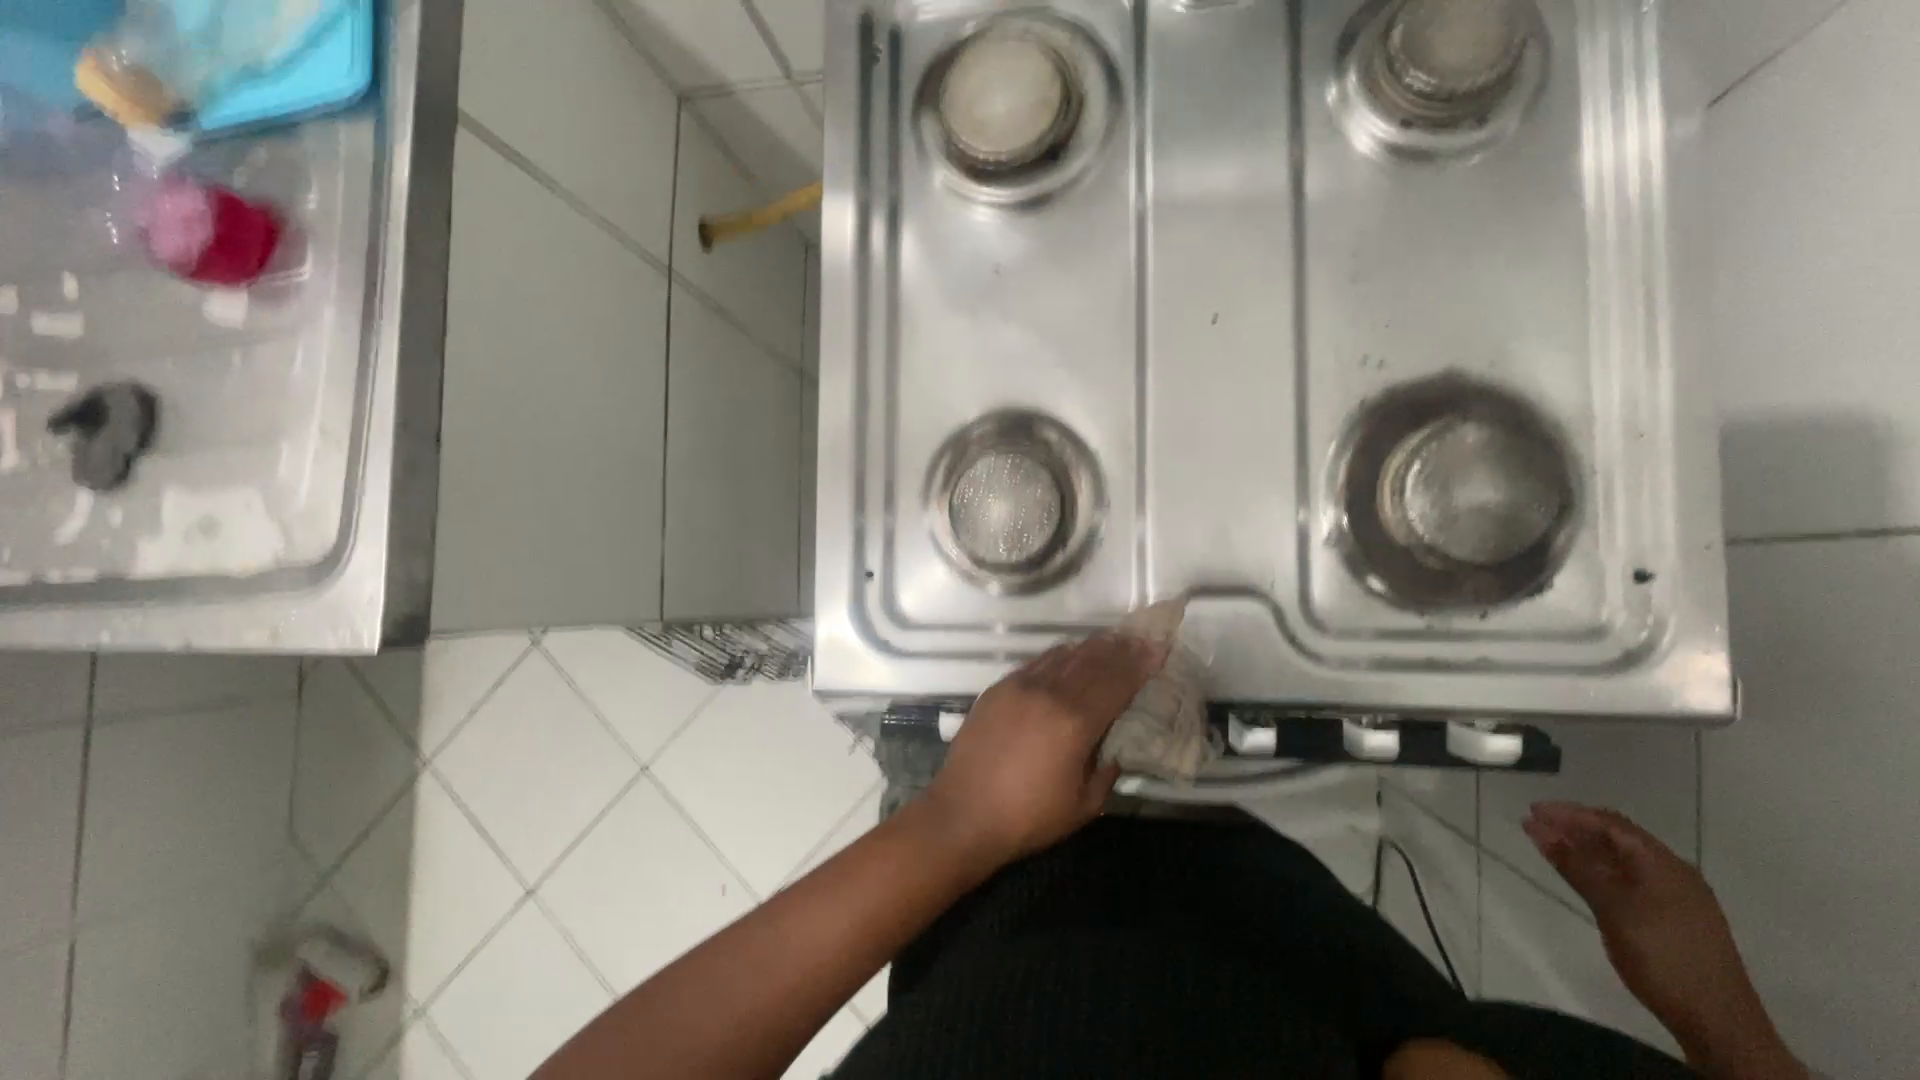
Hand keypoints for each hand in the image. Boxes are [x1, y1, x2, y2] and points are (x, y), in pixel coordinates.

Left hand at [922, 636, 1165, 868]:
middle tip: (1142, 638)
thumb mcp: (1083, 806)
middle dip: (1121, 649)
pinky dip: (1059, 656)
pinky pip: (1036, 662)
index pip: (1117, 683)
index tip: (1159, 650)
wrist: (963, 814)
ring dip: (1091, 647)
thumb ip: (1106, 772)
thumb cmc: (1027, 817)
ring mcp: (1020, 687)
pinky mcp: (997, 690)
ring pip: (1063, 656)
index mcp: (1076, 723)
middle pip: (1092, 662)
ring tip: (1112, 641)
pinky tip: (1069, 655)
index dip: (1140, 665)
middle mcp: (1049, 694)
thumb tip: (1115, 750)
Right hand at [1524, 803, 1804, 1077]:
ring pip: (1625, 860)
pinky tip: (1585, 879)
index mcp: (1664, 865)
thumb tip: (1537, 827)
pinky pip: (1632, 881)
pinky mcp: (1673, 919)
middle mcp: (1673, 873)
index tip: (1532, 811)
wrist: (1718, 1020)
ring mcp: (1676, 898)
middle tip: (1535, 826)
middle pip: (1619, 838)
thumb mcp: (1612, 908)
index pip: (1611, 824)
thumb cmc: (1662, 956)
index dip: (1570, 814)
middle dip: (1576, 828)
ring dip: (1587, 849)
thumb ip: (1576, 866)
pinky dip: (1602, 872)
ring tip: (1551, 847)